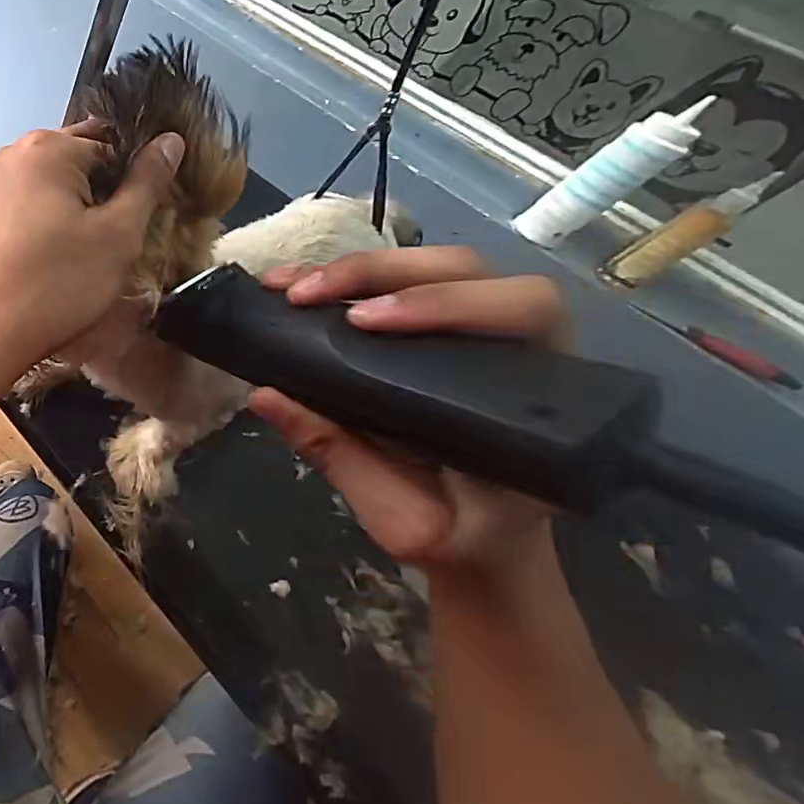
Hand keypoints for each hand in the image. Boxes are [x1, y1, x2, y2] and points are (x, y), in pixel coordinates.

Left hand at [0, 120, 182, 434]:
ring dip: (86, 215)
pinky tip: (66, 262)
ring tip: (98, 255)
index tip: (148, 219)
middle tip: (126, 240)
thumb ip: (147, 183)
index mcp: (48, 147)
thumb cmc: (57, 283)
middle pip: (85, 163)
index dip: (139, 181)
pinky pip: (38, 207)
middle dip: (110, 196)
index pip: (115, 146)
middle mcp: (16, 154)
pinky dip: (59, 227)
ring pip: (62, 188)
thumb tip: (171, 139)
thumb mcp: (117, 234)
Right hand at [248, 247, 568, 575]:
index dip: (444, 302)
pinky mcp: (438, 324)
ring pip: (429, 262)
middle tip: (306, 295)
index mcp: (538, 393)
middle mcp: (520, 343)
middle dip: (380, 272)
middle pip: (464, 267)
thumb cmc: (463, 536)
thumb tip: (265, 396)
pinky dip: (346, 279)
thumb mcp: (406, 520)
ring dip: (356, 268)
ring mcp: (479, 325)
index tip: (365, 323)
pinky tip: (299, 286)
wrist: (482, 540)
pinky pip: (398, 282)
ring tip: (291, 287)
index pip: (520, 310)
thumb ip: (344, 459)